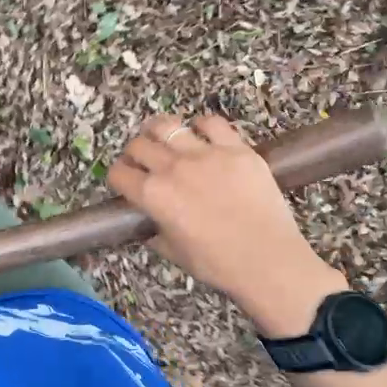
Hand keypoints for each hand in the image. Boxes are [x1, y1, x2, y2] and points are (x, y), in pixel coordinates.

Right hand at [107, 114, 348, 336]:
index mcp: (152, 195)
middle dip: (134, 154)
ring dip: (159, 133)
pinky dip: (202, 125)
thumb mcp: (172, 251)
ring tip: (166, 141)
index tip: (124, 182)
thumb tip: (147, 222)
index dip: (117, 177)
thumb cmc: (217, 264)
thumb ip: (153, 231)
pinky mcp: (237, 149)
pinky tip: (203, 135)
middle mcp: (172, 168)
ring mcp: (206, 155)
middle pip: (138, 145)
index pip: (118, 173)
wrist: (269, 261)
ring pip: (167, 125)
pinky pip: (212, 123)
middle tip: (144, 163)